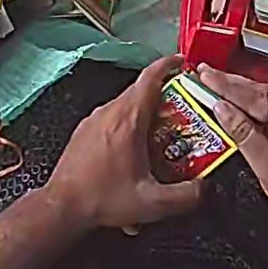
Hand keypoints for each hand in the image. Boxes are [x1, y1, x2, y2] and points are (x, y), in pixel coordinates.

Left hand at [37, 56, 206, 232]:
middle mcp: (109, 113)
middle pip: (141, 91)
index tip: (183, 62)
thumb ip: (187, 196)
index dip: (169, 65)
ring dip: (146, 113)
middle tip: (184, 110)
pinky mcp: (85, 131)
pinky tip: (135, 151)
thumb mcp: (153, 203)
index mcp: (127, 119)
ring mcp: (94, 120)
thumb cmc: (101, 199)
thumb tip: (205, 189)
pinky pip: (112, 118)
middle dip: (165, 96)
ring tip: (163, 134)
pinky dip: (128, 125)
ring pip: (126, 105)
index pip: (150, 77)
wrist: (63, 206)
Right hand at [195, 64, 267, 234]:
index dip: (226, 86)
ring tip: (211, 80)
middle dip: (228, 82)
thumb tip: (222, 109)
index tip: (204, 76)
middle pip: (259, 91)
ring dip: (236, 90)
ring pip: (263, 97)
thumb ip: (244, 135)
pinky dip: (247, 103)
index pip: (256, 97)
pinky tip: (231, 100)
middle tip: (202, 72)